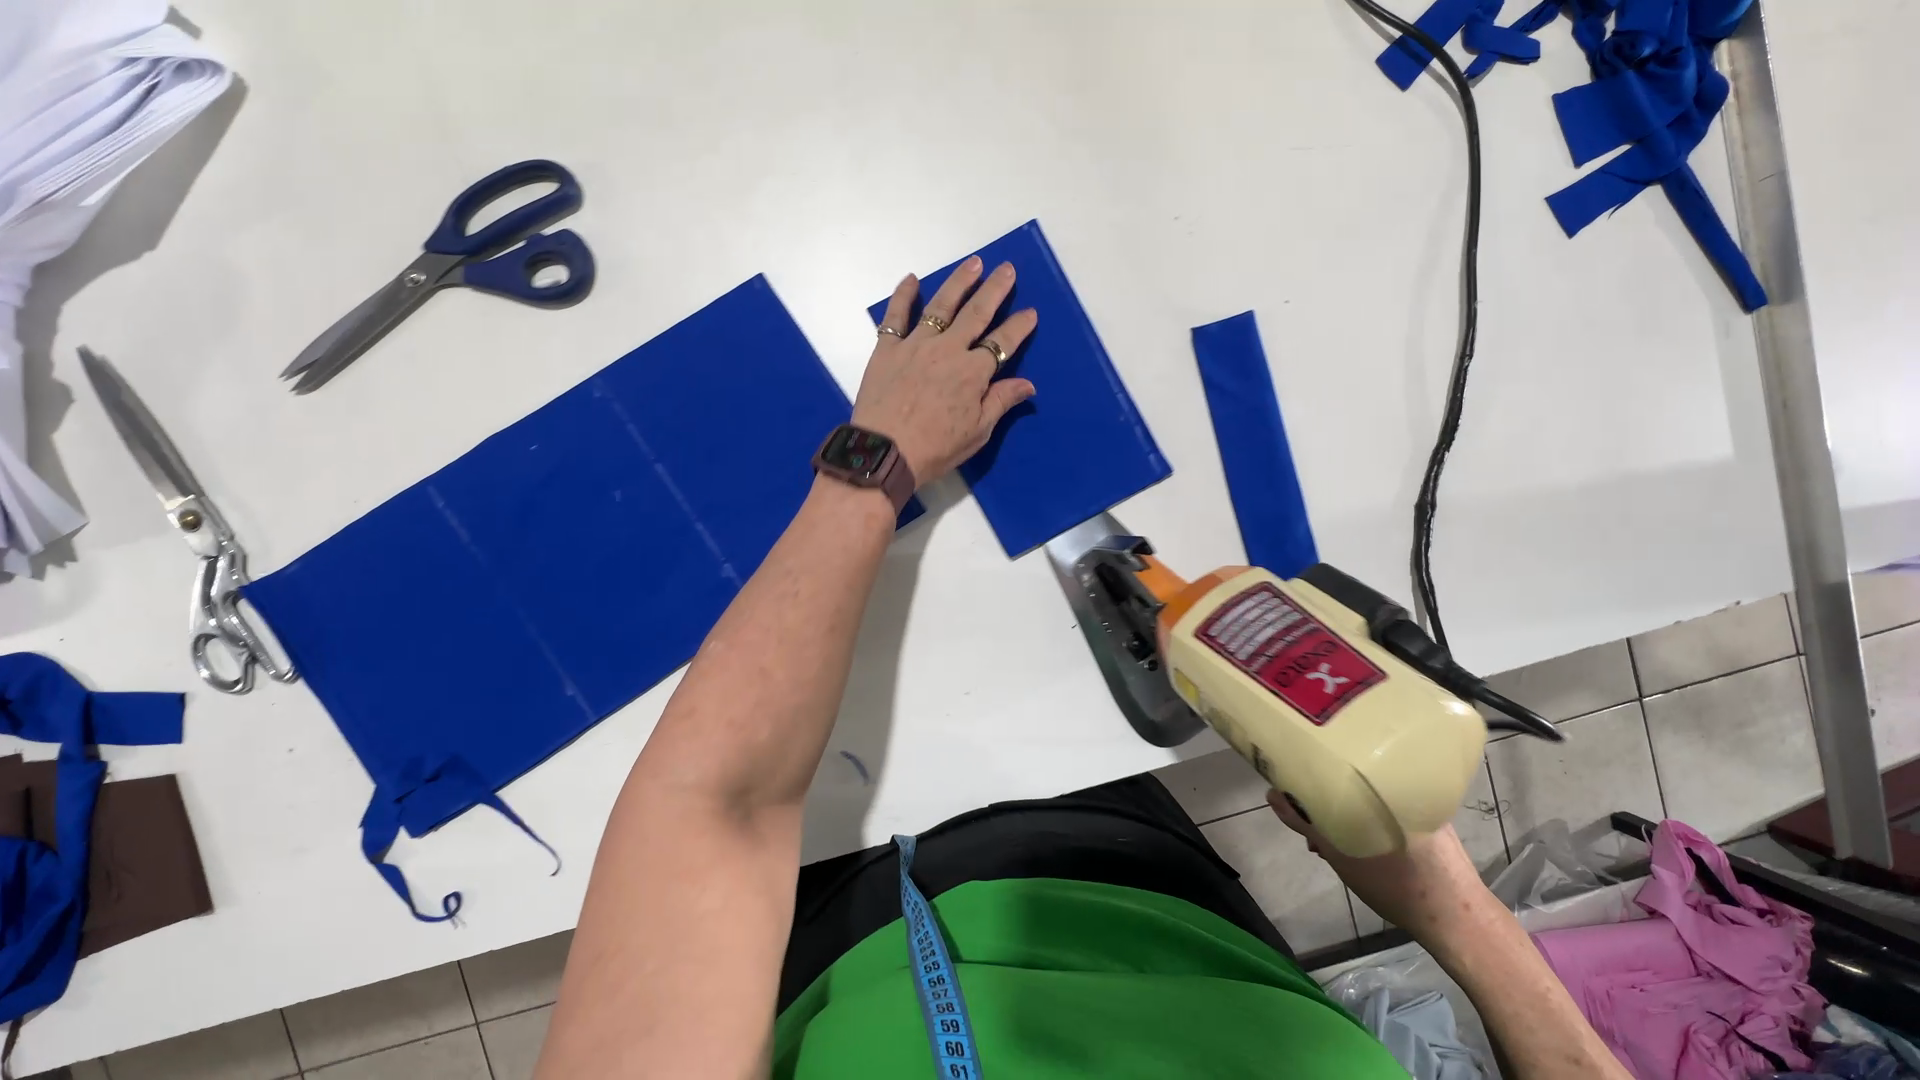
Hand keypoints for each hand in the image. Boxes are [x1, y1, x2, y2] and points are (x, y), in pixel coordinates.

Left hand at [852, 257, 1037, 484]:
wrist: (884, 452)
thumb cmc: (935, 448)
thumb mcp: (977, 432)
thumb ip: (1000, 402)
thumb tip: (1027, 384)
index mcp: (973, 372)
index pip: (1002, 342)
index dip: (1018, 327)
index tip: (1030, 312)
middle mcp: (947, 350)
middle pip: (976, 313)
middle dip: (994, 289)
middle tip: (1006, 269)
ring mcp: (916, 345)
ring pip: (941, 305)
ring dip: (959, 282)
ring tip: (973, 264)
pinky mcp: (887, 349)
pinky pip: (896, 316)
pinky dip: (904, 295)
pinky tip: (912, 279)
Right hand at [1266, 791, 1494, 941]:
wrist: (1457, 920)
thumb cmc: (1397, 885)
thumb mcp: (1342, 856)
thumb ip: (1306, 824)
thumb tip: (1273, 795)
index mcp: (1383, 785)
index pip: (1339, 761)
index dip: (1312, 772)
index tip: (1294, 786)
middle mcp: (1404, 787)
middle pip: (1353, 782)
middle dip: (1327, 803)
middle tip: (1312, 831)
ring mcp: (1421, 805)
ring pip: (1369, 800)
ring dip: (1346, 817)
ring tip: (1332, 847)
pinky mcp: (1431, 823)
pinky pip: (1387, 813)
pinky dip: (1368, 826)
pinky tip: (1361, 852)